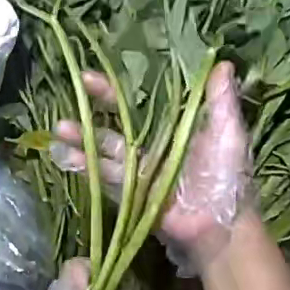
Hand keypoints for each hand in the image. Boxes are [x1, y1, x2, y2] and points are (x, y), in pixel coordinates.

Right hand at [49, 61, 251, 262]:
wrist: (219, 228)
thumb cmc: (228, 178)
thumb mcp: (229, 134)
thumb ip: (221, 101)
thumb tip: (220, 62)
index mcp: (174, 126)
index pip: (142, 99)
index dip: (123, 85)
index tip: (102, 72)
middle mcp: (152, 143)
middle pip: (117, 120)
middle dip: (94, 105)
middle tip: (75, 87)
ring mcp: (137, 168)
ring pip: (103, 146)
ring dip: (81, 136)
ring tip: (61, 128)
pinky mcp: (127, 191)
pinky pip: (101, 175)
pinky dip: (81, 165)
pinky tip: (62, 156)